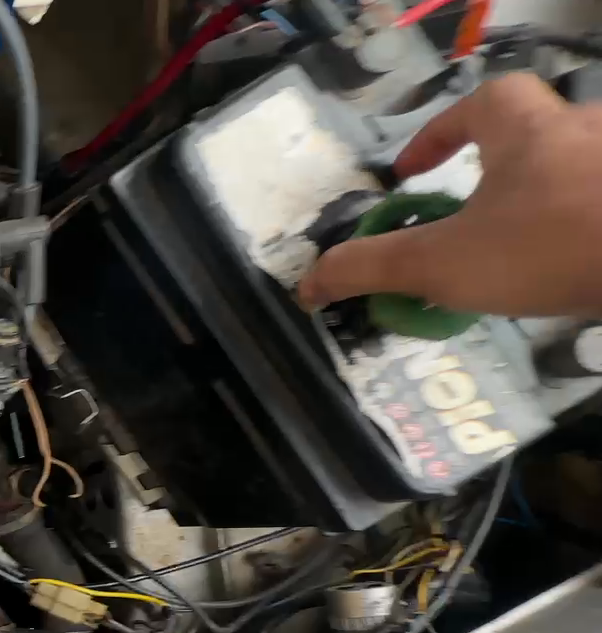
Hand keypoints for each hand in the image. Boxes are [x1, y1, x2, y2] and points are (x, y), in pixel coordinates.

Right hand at [300, 74, 601, 318]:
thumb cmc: (553, 245)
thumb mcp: (437, 264)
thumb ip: (367, 268)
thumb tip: (308, 283)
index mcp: (533, 135)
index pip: (487, 100)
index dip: (442, 131)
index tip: (412, 173)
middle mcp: (593, 132)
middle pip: (535, 136)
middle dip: (493, 176)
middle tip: (461, 225)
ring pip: (574, 171)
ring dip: (538, 203)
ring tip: (511, 254)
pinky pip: (601, 203)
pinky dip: (579, 226)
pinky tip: (566, 266)